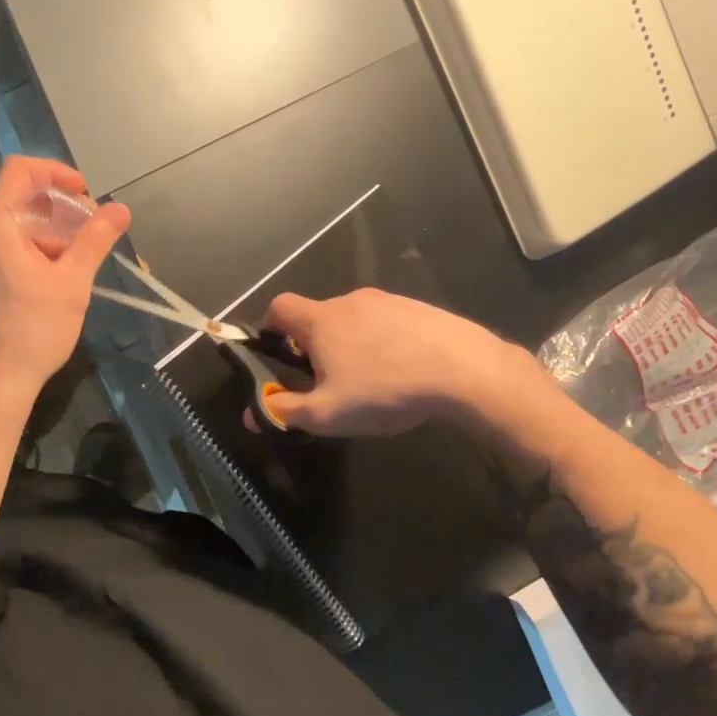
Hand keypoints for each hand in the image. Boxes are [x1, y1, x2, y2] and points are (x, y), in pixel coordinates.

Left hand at [0, 157, 131, 398]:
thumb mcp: (74, 281)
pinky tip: (63, 276)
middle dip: (61, 209)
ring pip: (20, 226)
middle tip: (92, 231)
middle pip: (22, 199)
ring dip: (54, 233)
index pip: (19, 170)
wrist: (5, 376)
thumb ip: (95, 239)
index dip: (54, 171)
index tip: (84, 193)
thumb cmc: (38, 327)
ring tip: (82, 259)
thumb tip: (121, 208)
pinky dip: (40, 250)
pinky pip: (13, 248)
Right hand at [254, 288, 545, 436]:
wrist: (465, 371)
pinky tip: (400, 373)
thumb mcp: (325, 414)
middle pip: (318, 316)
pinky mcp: (420, 309)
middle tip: (324, 382)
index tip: (276, 355)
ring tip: (366, 382)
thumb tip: (252, 415)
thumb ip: (283, 412)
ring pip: (354, 321)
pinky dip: (382, 344)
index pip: (279, 307)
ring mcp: (389, 301)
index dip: (269, 328)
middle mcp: (351, 300)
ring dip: (350, 345)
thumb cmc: (383, 390)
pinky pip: (386, 324)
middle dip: (313, 346)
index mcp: (321, 320)